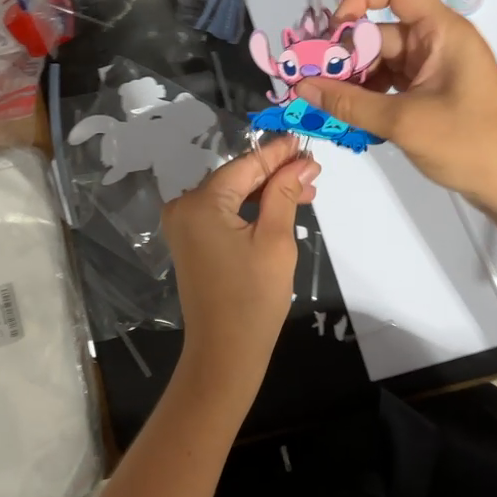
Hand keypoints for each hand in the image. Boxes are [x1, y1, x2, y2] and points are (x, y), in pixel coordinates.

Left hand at [161, 137, 317, 386]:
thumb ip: (284, 194)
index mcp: (200, 202)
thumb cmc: (254, 297)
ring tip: (305, 190)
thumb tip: (301, 162)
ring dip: (266, 192)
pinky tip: (280, 207)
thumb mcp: (275, 240)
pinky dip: (251, 210)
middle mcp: (184, 206)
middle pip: (237, 179)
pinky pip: (224, 213)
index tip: (304, 142)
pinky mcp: (191, 241)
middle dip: (275, 174)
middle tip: (313, 171)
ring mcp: (184, 225)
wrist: (225, 354)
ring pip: (232, 196)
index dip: (277, 154)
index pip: (245, 166)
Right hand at [293, 0, 496, 211]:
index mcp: (442, 32)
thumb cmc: (468, 144)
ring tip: (324, 101)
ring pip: (381, 60)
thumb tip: (302, 87)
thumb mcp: (402, 122)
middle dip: (345, 54)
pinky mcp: (431, 92)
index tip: (332, 31)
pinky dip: (368, 94)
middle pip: (379, 33)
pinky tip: (348, 114)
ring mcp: (434, 68)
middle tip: (312, 78)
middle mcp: (438, 42)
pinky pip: (390, 82)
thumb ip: (348, 103)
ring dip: (353, 78)